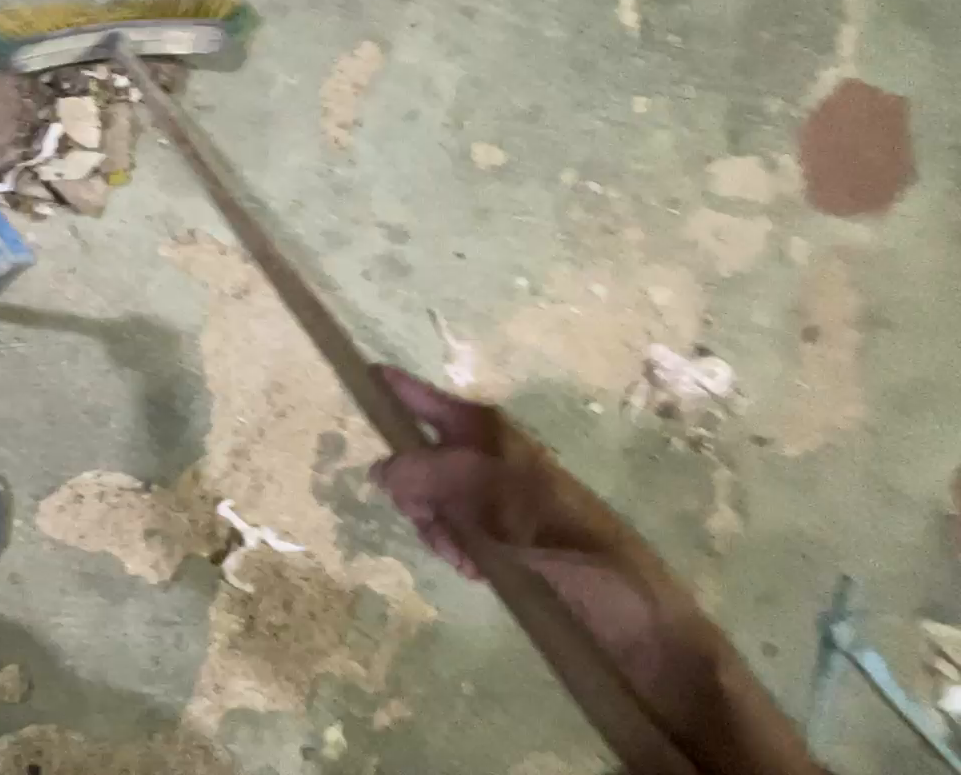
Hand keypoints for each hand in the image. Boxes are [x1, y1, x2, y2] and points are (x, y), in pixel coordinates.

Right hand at [370, 367, 713, 719]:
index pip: (439, 405)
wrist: (644, 633)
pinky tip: (473, 566)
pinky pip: (447, 527)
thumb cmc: (589, 558)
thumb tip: (383, 467)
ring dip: (433, 523)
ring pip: (428, 495)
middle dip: (414, 485)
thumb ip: (450, 482)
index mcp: (501, 443)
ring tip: (463, 555)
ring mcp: (493, 500)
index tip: (363, 374)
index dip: (402, 390)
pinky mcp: (496, 535)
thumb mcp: (518, 512)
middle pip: (421, 454)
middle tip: (426, 519)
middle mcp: (493, 463)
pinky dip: (448, 544)